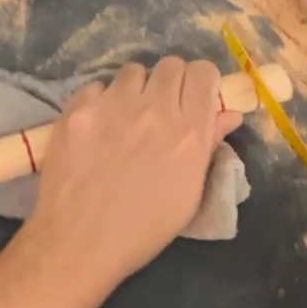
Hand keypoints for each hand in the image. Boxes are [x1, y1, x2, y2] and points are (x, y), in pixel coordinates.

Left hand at [16, 57, 241, 294]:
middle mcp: (154, 110)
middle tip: (160, 109)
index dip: (200, 83)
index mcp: (189, 133)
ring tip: (125, 118)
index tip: (194, 98)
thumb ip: (208, 146)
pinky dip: (100, 101)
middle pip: (171, 65)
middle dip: (170, 82)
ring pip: (133, 71)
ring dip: (135, 89)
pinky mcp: (78, 109)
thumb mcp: (189, 194)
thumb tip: (228, 114)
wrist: (80, 242)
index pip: (204, 74)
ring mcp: (113, 106)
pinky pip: (96, 87)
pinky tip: (96, 128)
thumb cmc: (143, 228)